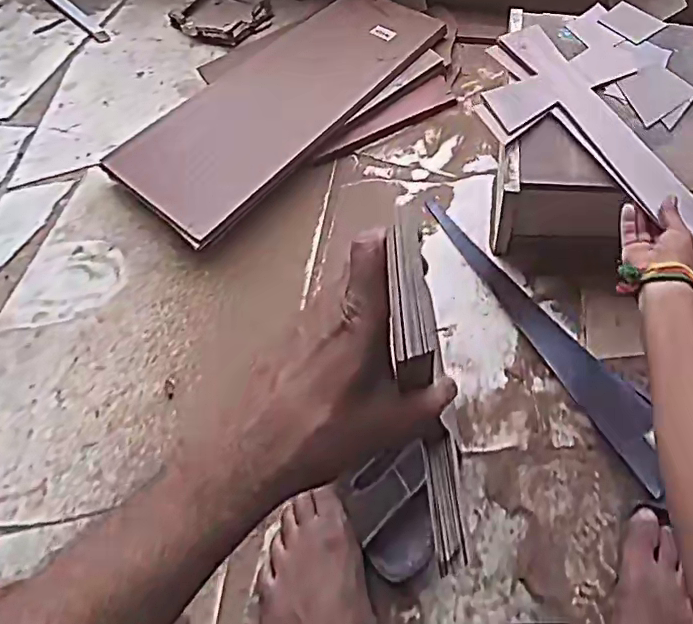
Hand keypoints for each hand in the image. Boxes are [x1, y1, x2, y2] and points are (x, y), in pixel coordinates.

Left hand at [231, 230, 456, 496]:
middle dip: (389, 269)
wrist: (247, 452)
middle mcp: (329, 306)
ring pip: (342, 283)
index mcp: (357, 319)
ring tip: (384, 328)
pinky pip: (324, 306)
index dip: (394, 240)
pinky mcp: (289, 330)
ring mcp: (305, 315)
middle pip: (361, 261)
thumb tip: (445, 389)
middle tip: (409, 292)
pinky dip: (343, 317)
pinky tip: (348, 354)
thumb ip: (425, 404)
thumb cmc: (313, 435)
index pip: (370, 251)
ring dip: (365, 293)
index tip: (414, 247)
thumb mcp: (385, 427)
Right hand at [621, 197, 692, 276]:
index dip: (667, 213)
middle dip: (651, 212)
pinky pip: (628, 233)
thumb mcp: (681, 231)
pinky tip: (629, 209)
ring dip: (638, 214)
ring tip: (638, 200)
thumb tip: (670, 201)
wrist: (661, 281)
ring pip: (639, 229)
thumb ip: (672, 214)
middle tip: (650, 198)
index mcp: (680, 248)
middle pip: (654, 227)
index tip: (663, 201)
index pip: (672, 227)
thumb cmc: (679, 265)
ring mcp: (646, 254)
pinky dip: (627, 220)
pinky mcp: (631, 254)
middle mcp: (662, 252)